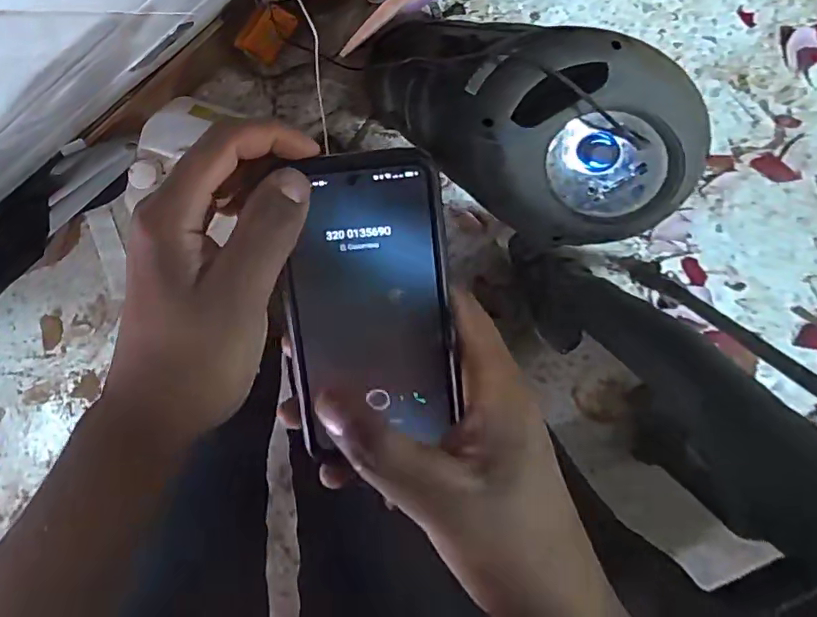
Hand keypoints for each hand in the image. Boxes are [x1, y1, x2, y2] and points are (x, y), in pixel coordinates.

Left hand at [101, 120, 317, 448]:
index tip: (314, 153)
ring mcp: (163, 230)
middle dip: (265, 152)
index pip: (220, 143)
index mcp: (168, 212)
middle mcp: (159, 209)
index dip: (270, 135)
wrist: (150, 416)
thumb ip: (267, 231)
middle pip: (214, 155)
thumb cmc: (195, 362)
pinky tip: (268, 217)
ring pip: (213, 178)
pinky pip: (211, 206)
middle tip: (312, 173)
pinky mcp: (173, 250)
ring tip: (298, 191)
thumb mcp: (239, 297)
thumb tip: (295, 176)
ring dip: (255, 175)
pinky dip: (243, 200)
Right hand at [287, 292, 624, 616]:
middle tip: (314, 339)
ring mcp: (469, 426)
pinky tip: (335, 468)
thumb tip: (319, 394)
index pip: (455, 306)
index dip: (411, 282)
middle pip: (417, 346)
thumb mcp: (438, 495)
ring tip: (306, 405)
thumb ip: (379, 447)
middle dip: (363, 346)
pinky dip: (375, 440)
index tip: (355, 274)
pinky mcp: (459, 457)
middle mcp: (480, 392)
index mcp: (492, 381)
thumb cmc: (510, 543)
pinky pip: (409, 431)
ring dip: (360, 400)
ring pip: (406, 391)